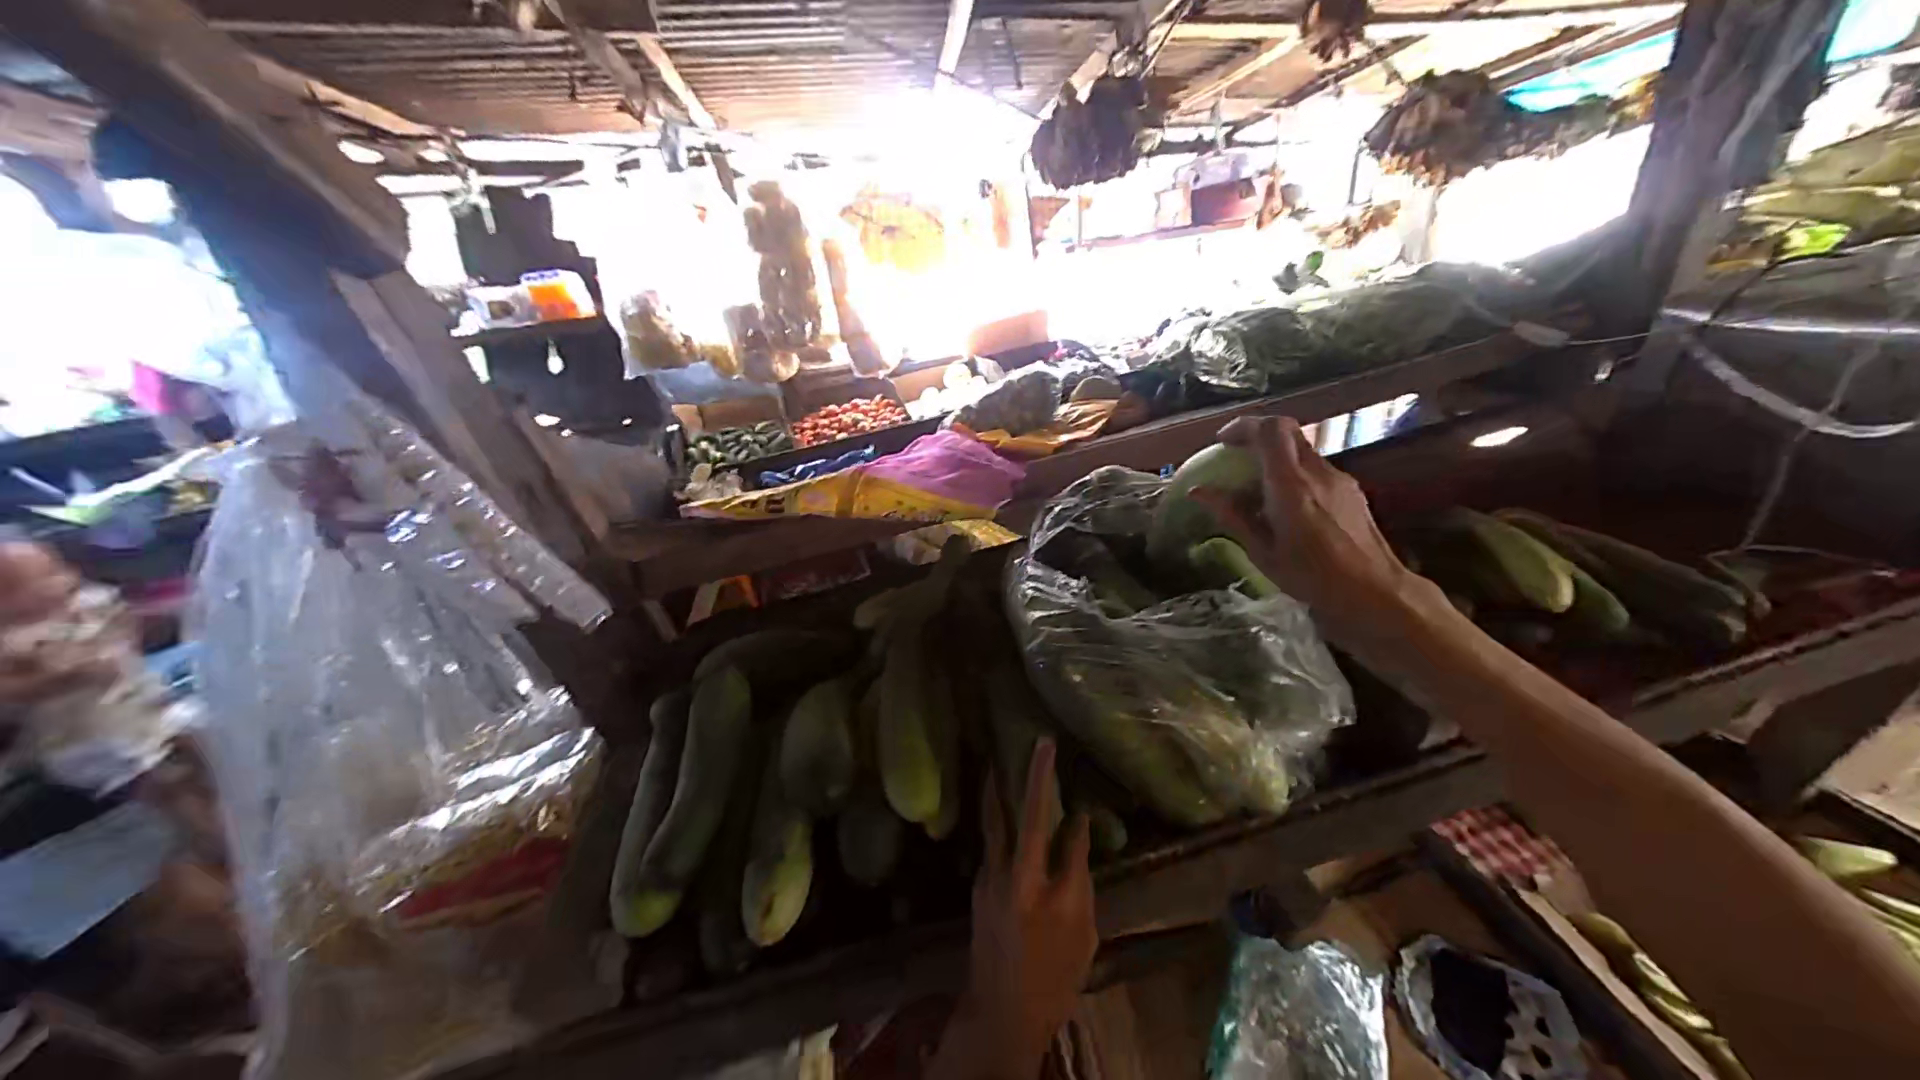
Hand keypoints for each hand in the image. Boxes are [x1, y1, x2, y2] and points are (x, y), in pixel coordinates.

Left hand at [934, 738, 1094, 1079]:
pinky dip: (997, 822)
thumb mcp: (1083, 934)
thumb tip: (1078, 831)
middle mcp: (1019, 879)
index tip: (1074, 786)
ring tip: (996, 763)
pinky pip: (991, 843)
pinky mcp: (978, 884)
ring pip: (995, 823)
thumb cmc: (1055, 978)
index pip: (1068, 837)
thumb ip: (1080, 878)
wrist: (1001, 1011)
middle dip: (1034, 776)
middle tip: (1039, 744)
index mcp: (1054, 895)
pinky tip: (1000, 812)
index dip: (1074, 813)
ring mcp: (992, 879)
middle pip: (1027, 816)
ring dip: (997, 790)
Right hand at [1192, 415, 1421, 631]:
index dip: (1244, 426)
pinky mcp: (1351, 490)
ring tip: (1257, 490)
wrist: (1374, 592)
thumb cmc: (1312, 577)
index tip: (1223, 441)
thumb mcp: (1262, 551)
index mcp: (1291, 485)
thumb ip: (1233, 515)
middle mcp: (1317, 473)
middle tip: (1235, 457)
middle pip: (1287, 432)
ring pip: (1302, 451)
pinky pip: (1315, 470)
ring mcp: (1339, 479)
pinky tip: (1286, 507)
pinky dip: (1294, 474)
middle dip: (1258, 436)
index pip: (1270, 430)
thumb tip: (1199, 492)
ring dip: (1276, 458)